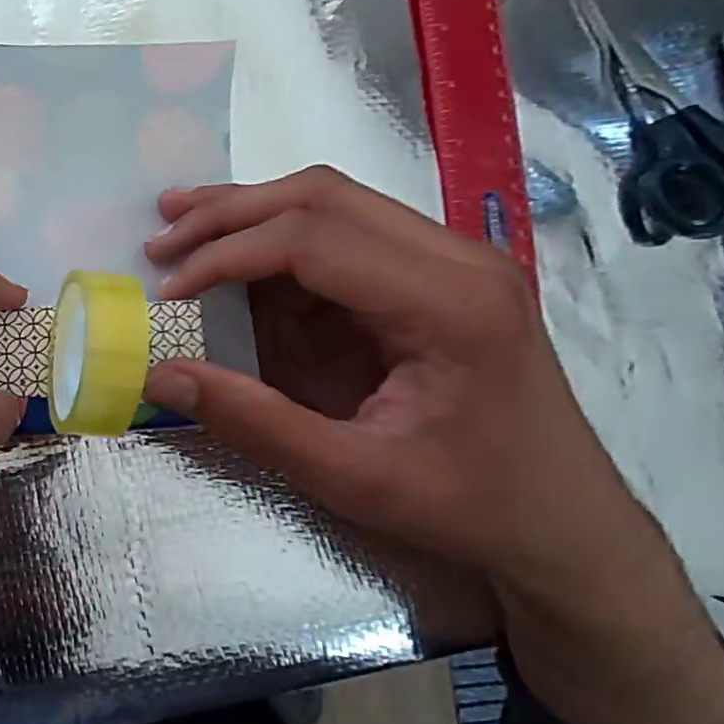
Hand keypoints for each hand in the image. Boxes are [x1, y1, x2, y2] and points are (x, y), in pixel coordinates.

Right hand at [141, 166, 723, 723]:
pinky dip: (281, 250)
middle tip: (164, 236)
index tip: (170, 289)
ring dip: (254, 217)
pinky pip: (346, 242)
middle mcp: (456, 257)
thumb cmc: (467, 506)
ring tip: (184, 229)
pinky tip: (238, 267)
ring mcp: (451, 262)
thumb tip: (161, 377)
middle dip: (233, 214)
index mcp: (449, 301)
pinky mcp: (434, 279)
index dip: (229, 254)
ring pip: (334, 206)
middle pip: (325, 198)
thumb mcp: (351, 477)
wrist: (562, 525)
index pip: (316, 238)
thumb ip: (253, 423)